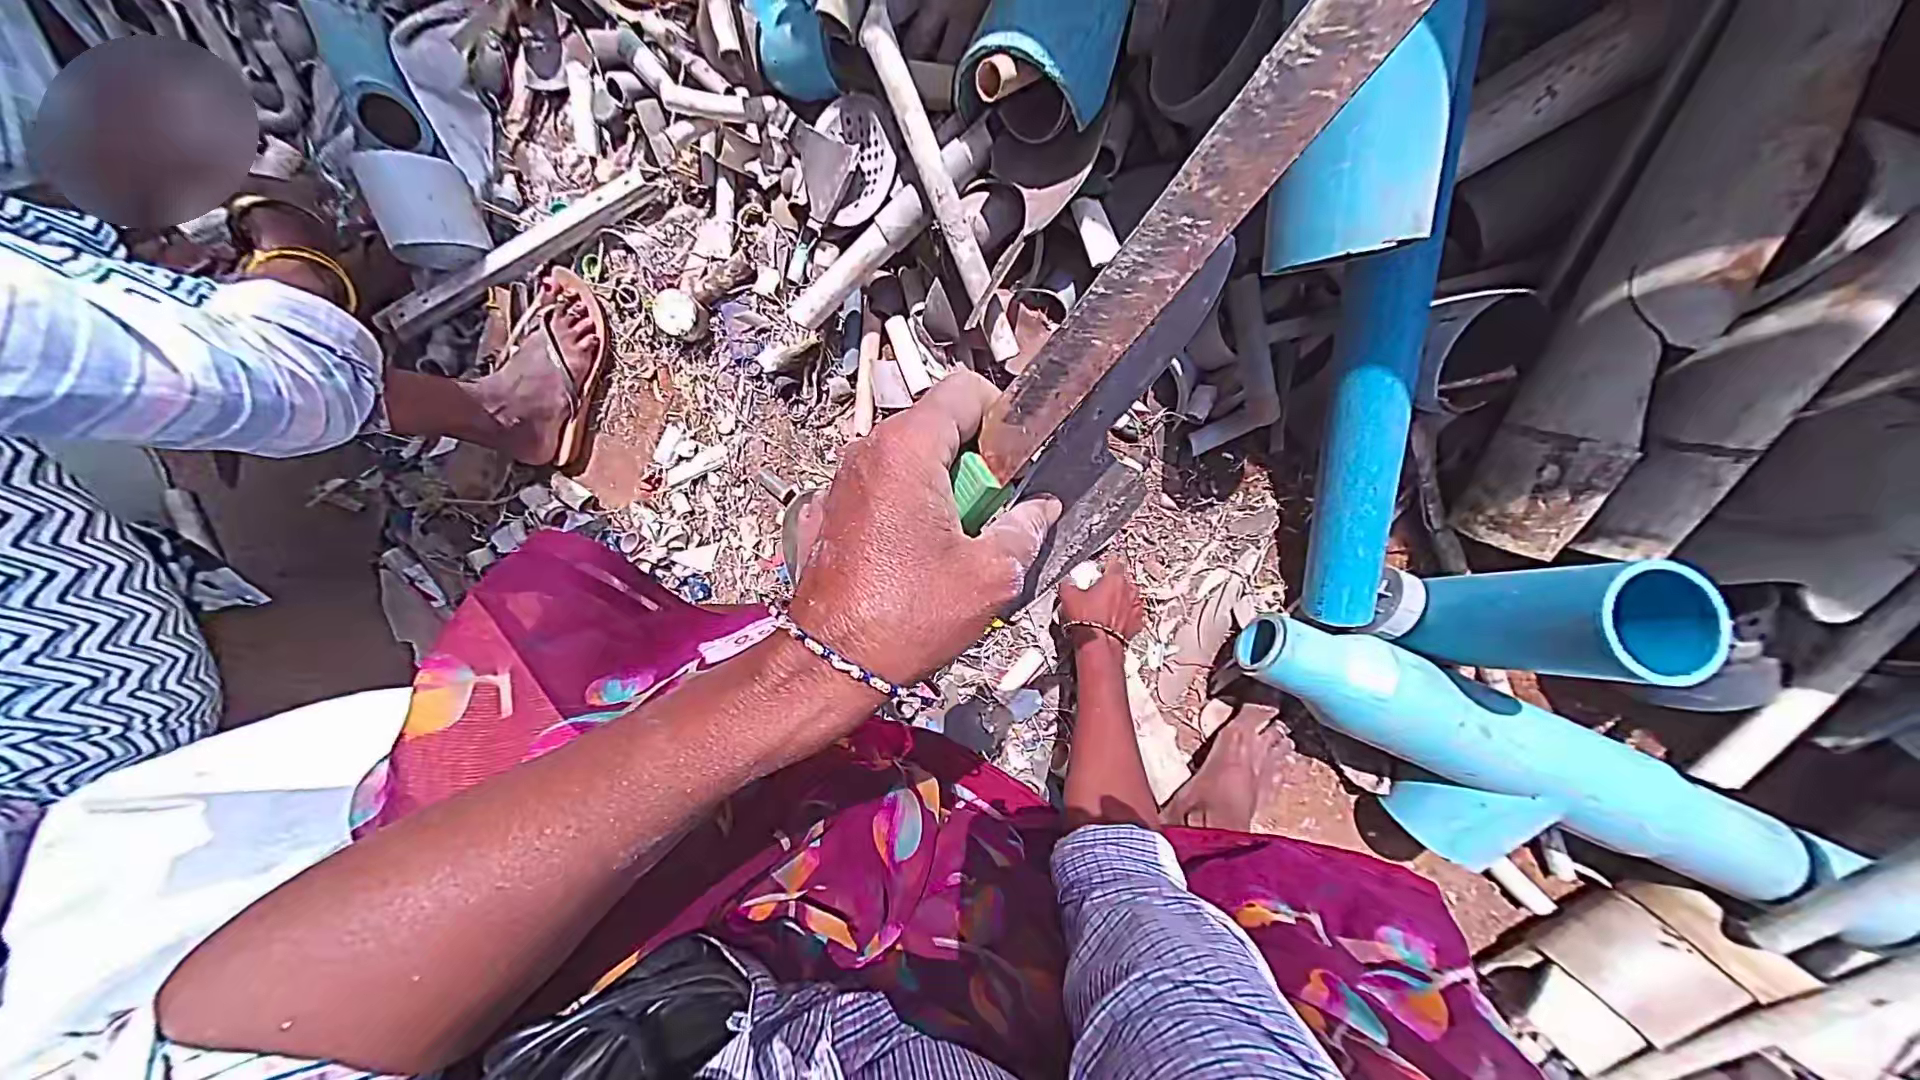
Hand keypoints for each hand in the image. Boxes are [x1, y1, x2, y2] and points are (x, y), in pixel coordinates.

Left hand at [789, 371, 1060, 683]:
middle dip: (976, 463)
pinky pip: (888, 486)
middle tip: (989, 512)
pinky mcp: (838, 507)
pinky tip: (921, 551)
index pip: (966, 389)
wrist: (832, 659)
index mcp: (907, 451)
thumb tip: (1038, 511)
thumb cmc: (894, 621)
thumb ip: (1026, 529)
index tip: (1014, 456)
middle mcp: (869, 454)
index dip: (1003, 415)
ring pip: (916, 458)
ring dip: (947, 488)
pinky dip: (913, 505)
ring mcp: (848, 479)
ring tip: (956, 539)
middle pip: (941, 425)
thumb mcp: (989, 576)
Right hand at [1059, 553, 1144, 644]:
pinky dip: (1124, 616)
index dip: (1106, 566)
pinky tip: (1112, 620)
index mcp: (1115, 579)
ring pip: (1130, 597)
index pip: (1114, 563)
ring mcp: (1135, 608)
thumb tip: (1067, 583)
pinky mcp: (1137, 624)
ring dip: (1121, 599)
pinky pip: (1132, 615)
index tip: (1100, 570)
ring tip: (1105, 607)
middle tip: (1099, 591)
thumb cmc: (1087, 621)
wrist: (1097, 646)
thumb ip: (1069, 584)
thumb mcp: (1068, 596)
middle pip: (1123, 580)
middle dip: (1113, 584)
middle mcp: (1129, 591)